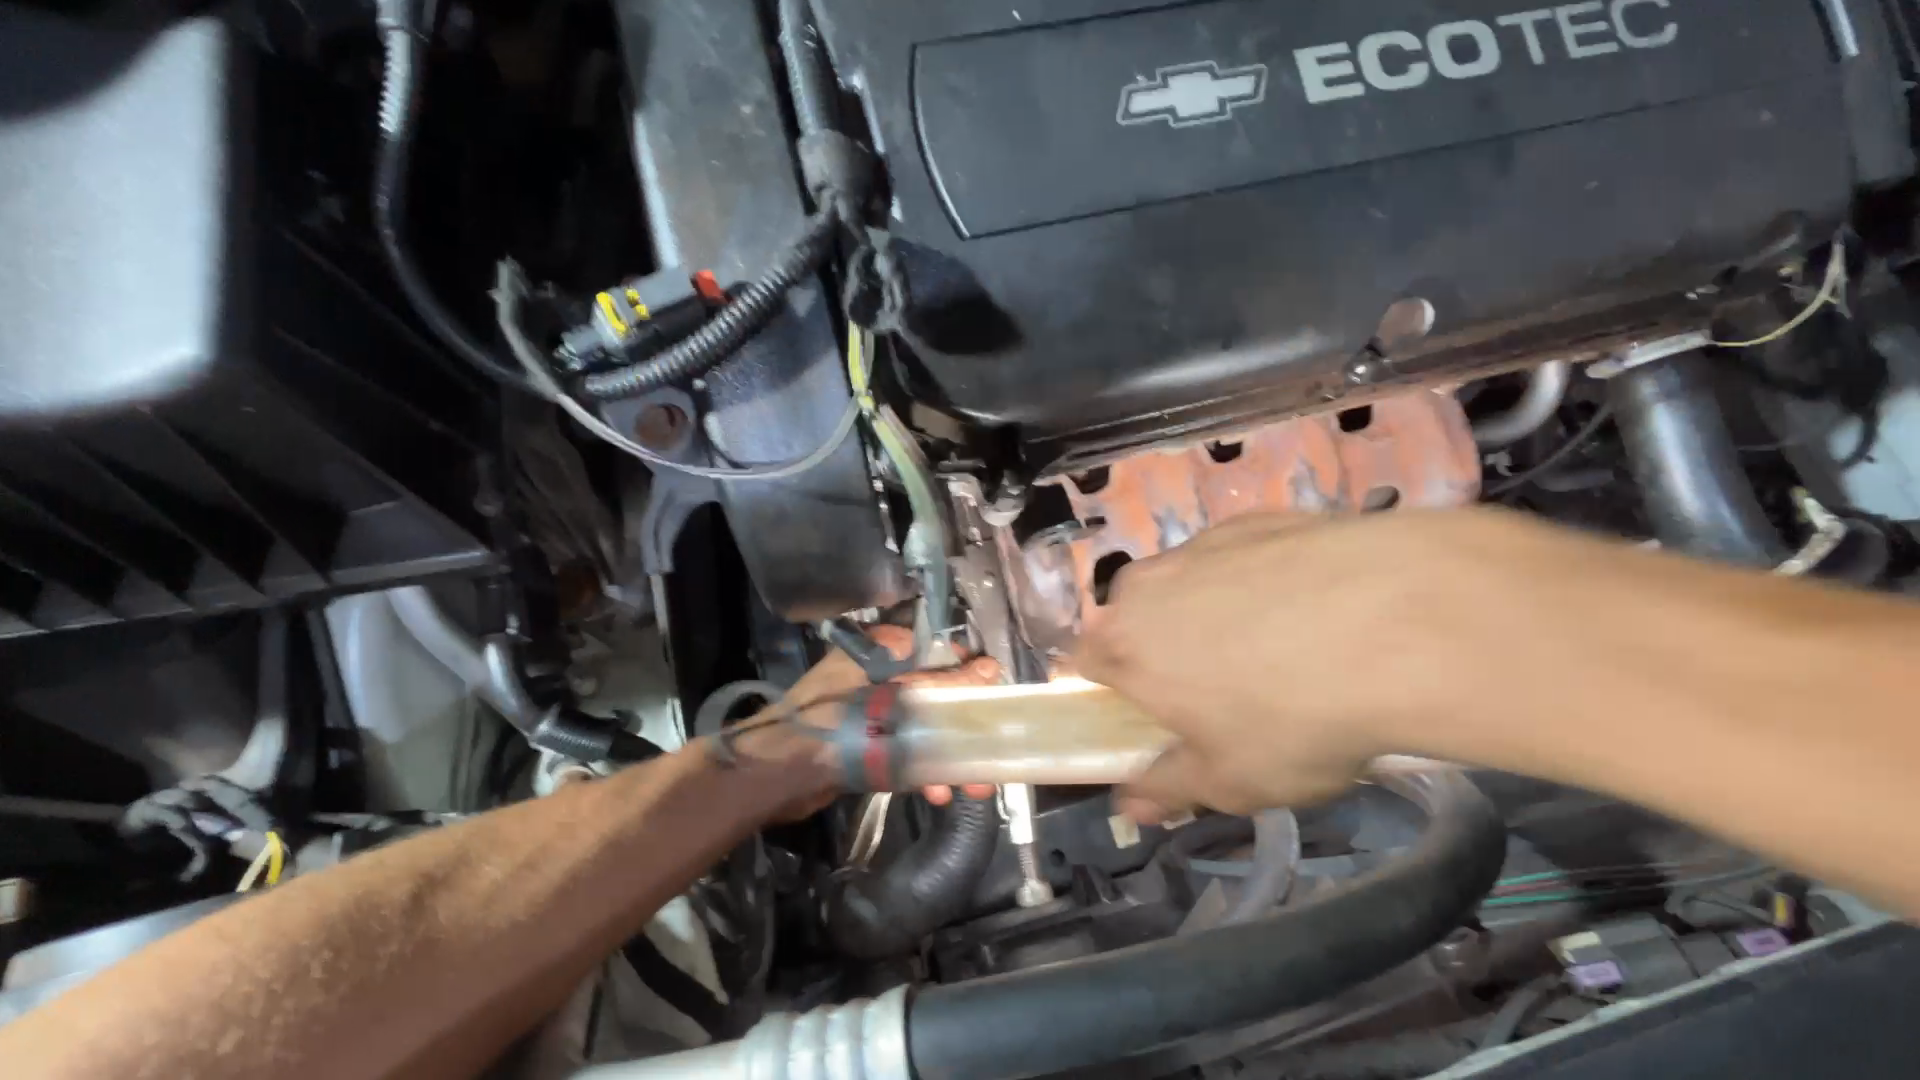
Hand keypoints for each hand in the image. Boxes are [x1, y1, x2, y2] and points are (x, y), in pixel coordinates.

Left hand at [731, 626, 997, 818]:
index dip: (972, 676)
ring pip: (924, 728)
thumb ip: (944, 687)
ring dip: (948, 755)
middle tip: (989, 754)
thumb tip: (991, 668)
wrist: (774, 774)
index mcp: (884, 650)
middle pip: (936, 695)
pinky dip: (924, 769)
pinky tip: (939, 793)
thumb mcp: (897, 701)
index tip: (997, 704)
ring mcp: (872, 713)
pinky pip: (906, 752)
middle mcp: (880, 676)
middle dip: (963, 727)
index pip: (941, 653)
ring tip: (973, 787)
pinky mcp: (866, 746)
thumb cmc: (834, 724)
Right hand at [1077, 508, 1653, 821]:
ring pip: (1191, 586)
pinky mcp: (1262, 518)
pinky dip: (1266, 584)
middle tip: (1224, 696)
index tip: (1155, 721)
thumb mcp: (1230, 781)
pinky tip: (1323, 614)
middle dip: (1165, 654)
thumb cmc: (1294, 718)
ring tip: (1288, 655)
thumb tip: (1130, 805)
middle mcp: (1147, 583)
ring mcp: (1205, 543)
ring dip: (1216, 617)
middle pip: (1136, 621)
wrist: (1402, 621)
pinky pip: (1244, 559)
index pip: (1081, 668)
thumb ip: (1167, 789)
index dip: (1112, 698)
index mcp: (1121, 644)